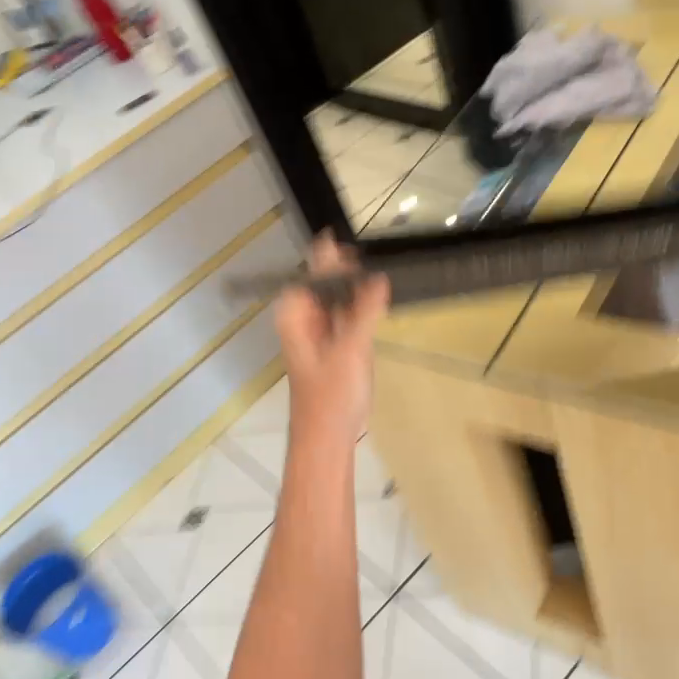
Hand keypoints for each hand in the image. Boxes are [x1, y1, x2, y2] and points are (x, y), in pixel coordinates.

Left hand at [276, 233, 389, 443]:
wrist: (328, 437)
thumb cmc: (331, 395)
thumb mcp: (351, 349)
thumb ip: (365, 311)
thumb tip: (379, 278)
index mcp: (295, 315)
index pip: (312, 273)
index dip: (330, 257)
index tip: (349, 241)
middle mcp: (304, 318)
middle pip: (325, 283)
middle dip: (348, 270)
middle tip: (378, 254)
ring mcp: (321, 332)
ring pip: (339, 299)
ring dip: (357, 287)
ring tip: (383, 268)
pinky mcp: (338, 346)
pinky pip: (349, 316)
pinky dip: (362, 307)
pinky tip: (380, 298)